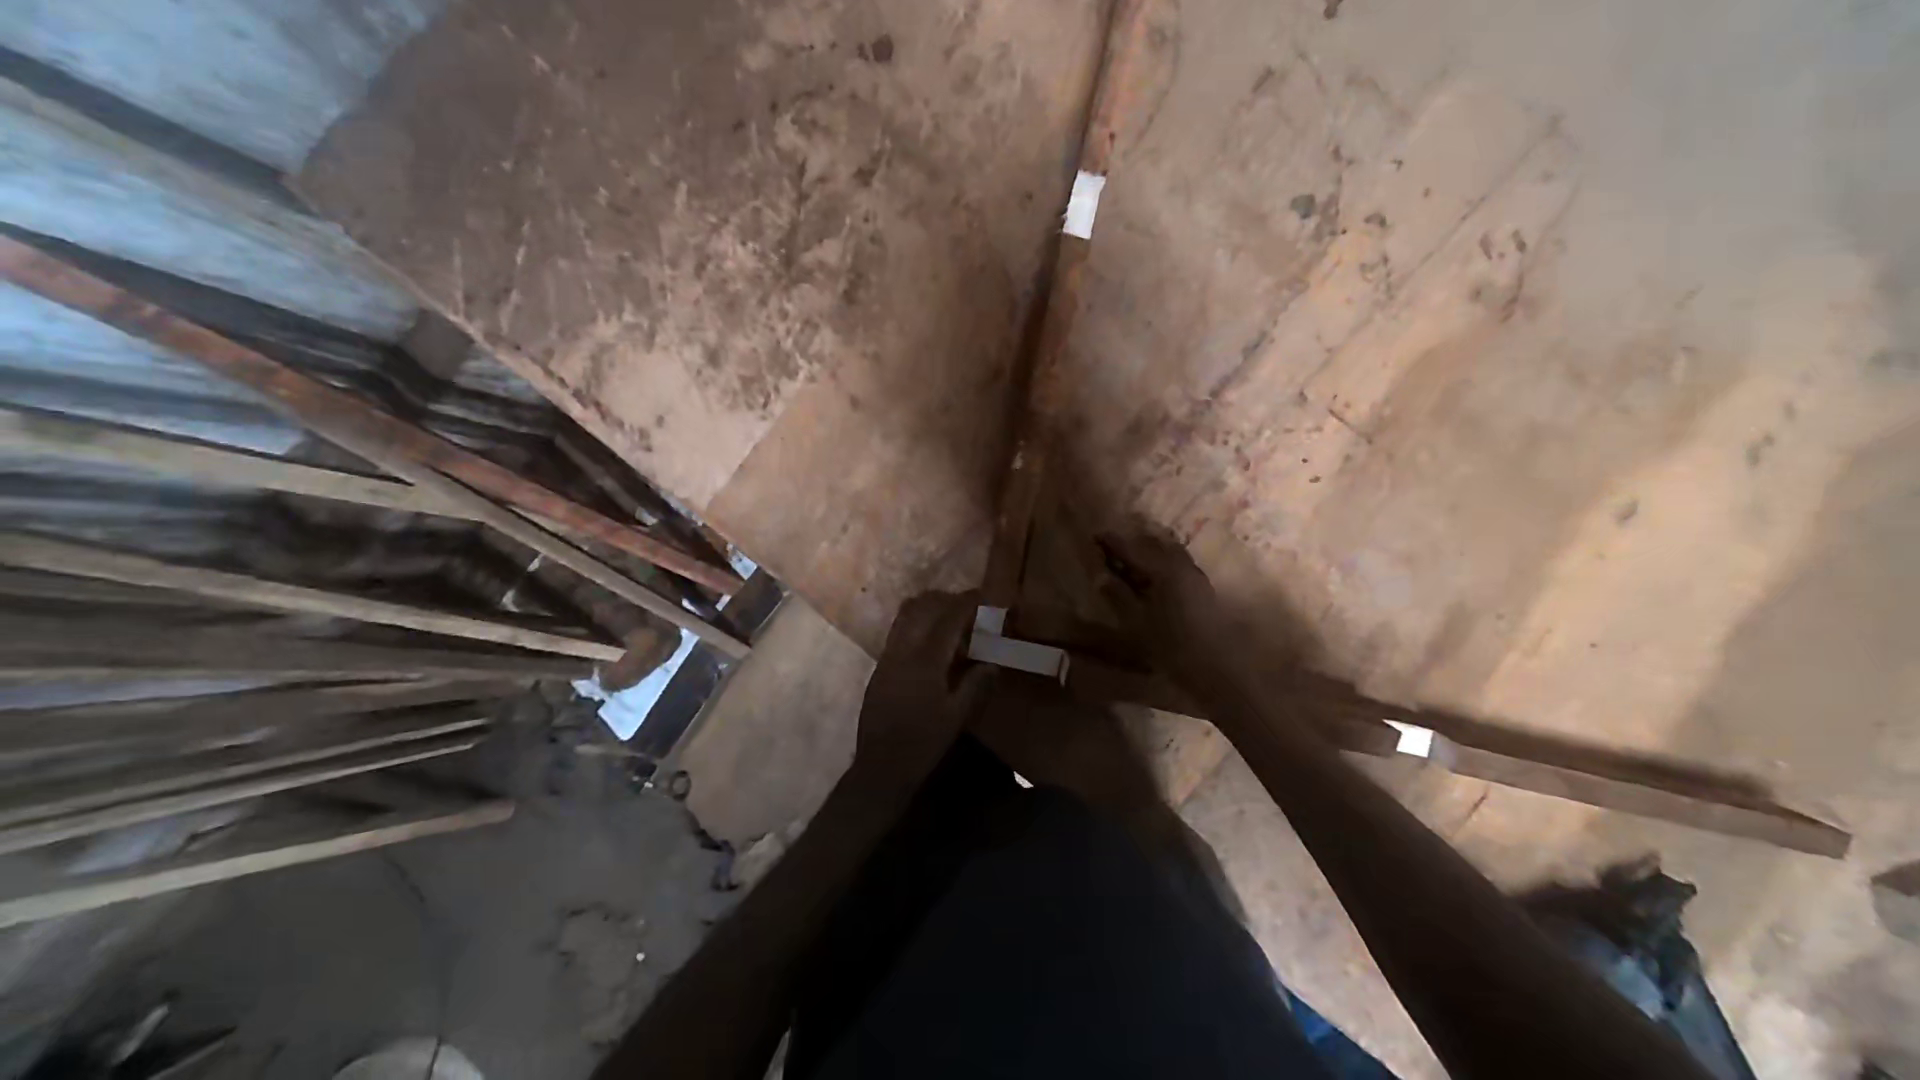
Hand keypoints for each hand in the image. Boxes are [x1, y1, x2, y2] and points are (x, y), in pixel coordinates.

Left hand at [848, 590, 995, 794]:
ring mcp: (886, 658)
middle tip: (969, 606)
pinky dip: (916, 626)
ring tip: (951, 619)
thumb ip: (976, 685)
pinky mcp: (879, 669)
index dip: (967, 603)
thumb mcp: (956, 717)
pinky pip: (898, 633)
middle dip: (946, 600)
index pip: (948, 619)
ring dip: (928, 610)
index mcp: (925, 660)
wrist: (880, 766)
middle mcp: (901, 651)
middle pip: (922, 608)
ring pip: (905, 617)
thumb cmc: (923, 743)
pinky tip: (932, 644)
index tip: (985, 596)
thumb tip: (993, 663)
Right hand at [1095, 527, 1233, 679]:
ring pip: (1169, 553)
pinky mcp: (1203, 590)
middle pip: (1154, 545)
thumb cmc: (1173, 647)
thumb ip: (1119, 596)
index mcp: (1164, 570)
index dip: (1113, 541)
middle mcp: (1182, 566)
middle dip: (1133, 543)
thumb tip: (1101, 577)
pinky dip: (1162, 563)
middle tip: (1112, 548)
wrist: (1219, 669)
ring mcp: (1196, 577)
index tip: (1096, 535)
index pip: (1133, 548)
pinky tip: (1152, 578)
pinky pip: (1178, 564)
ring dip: (1150, 552)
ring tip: (1131, 562)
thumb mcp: (1137, 623)